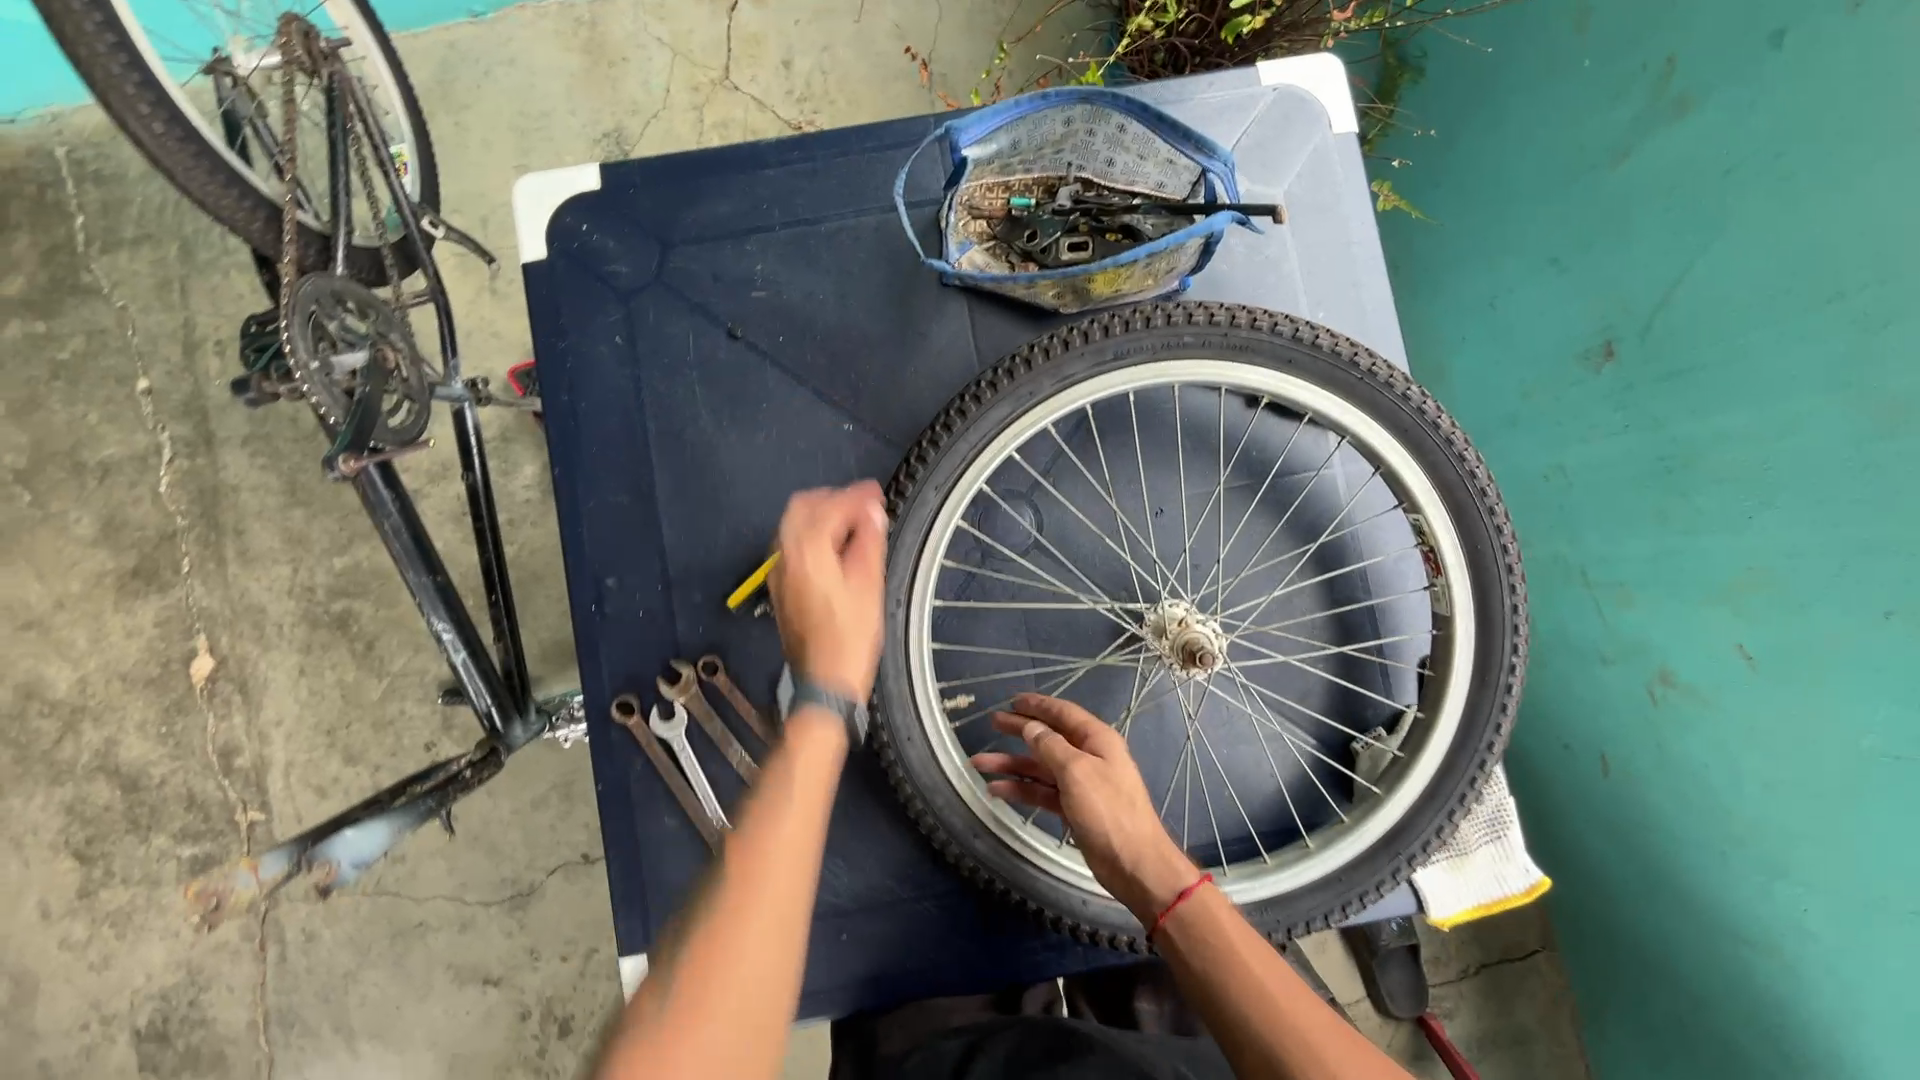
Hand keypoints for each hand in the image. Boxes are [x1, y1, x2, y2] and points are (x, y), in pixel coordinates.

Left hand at [768, 480, 888, 701]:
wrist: (823, 682)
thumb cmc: (851, 636)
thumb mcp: (869, 586)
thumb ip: (869, 541)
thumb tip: (871, 511)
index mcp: (807, 550)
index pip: (829, 506)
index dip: (856, 496)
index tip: (877, 493)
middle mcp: (784, 554)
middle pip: (802, 506)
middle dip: (833, 498)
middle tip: (863, 505)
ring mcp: (778, 571)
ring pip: (793, 524)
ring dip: (821, 514)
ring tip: (852, 523)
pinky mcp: (779, 586)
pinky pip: (791, 544)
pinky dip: (811, 533)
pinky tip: (834, 546)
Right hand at [970, 694, 1199, 925]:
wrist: (1134, 864)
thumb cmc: (1108, 811)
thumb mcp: (1077, 772)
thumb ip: (1050, 746)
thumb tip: (1031, 727)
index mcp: (1097, 740)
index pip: (1063, 713)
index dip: (1037, 706)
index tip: (1012, 700)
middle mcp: (1089, 757)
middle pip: (1049, 738)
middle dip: (1020, 730)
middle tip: (993, 723)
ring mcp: (1081, 784)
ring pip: (1041, 767)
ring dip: (1012, 764)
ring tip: (979, 762)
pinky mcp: (1073, 808)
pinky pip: (1042, 792)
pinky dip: (1021, 789)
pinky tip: (996, 790)